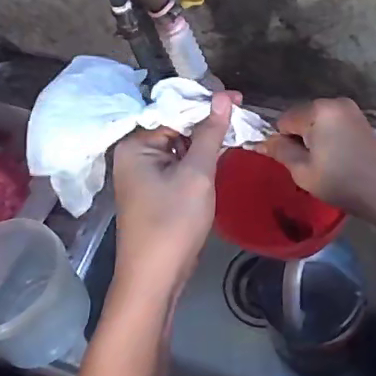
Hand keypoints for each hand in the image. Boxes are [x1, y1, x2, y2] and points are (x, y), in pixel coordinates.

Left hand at [109, 91, 237, 295]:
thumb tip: (223, 96)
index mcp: (134, 144)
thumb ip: (210, 133)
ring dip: (204, 138)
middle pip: (174, 125)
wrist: (155, 279)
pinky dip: (197, 157)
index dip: (205, 102)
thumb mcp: (196, 174)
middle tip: (243, 111)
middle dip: (206, 119)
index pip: (172, 109)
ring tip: (237, 128)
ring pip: (178, 144)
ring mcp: (142, 173)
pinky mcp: (154, 190)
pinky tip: (220, 152)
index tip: (237, 98)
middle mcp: (133, 154)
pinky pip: (177, 162)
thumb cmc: (173, 223)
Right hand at [257, 98, 375, 224]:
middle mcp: (334, 101)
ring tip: (326, 163)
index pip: (284, 120)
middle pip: (301, 117)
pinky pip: (332, 123)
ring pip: (316, 121)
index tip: (296, 163)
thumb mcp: (303, 171)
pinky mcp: (360, 118)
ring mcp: (350, 108)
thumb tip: (262, 142)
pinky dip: (329, 137)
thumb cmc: (341, 182)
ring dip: (315, 138)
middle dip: (300, 138)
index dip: (284, 142)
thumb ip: (280, 151)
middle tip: (312, 165)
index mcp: (318, 110)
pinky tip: (338, 157)